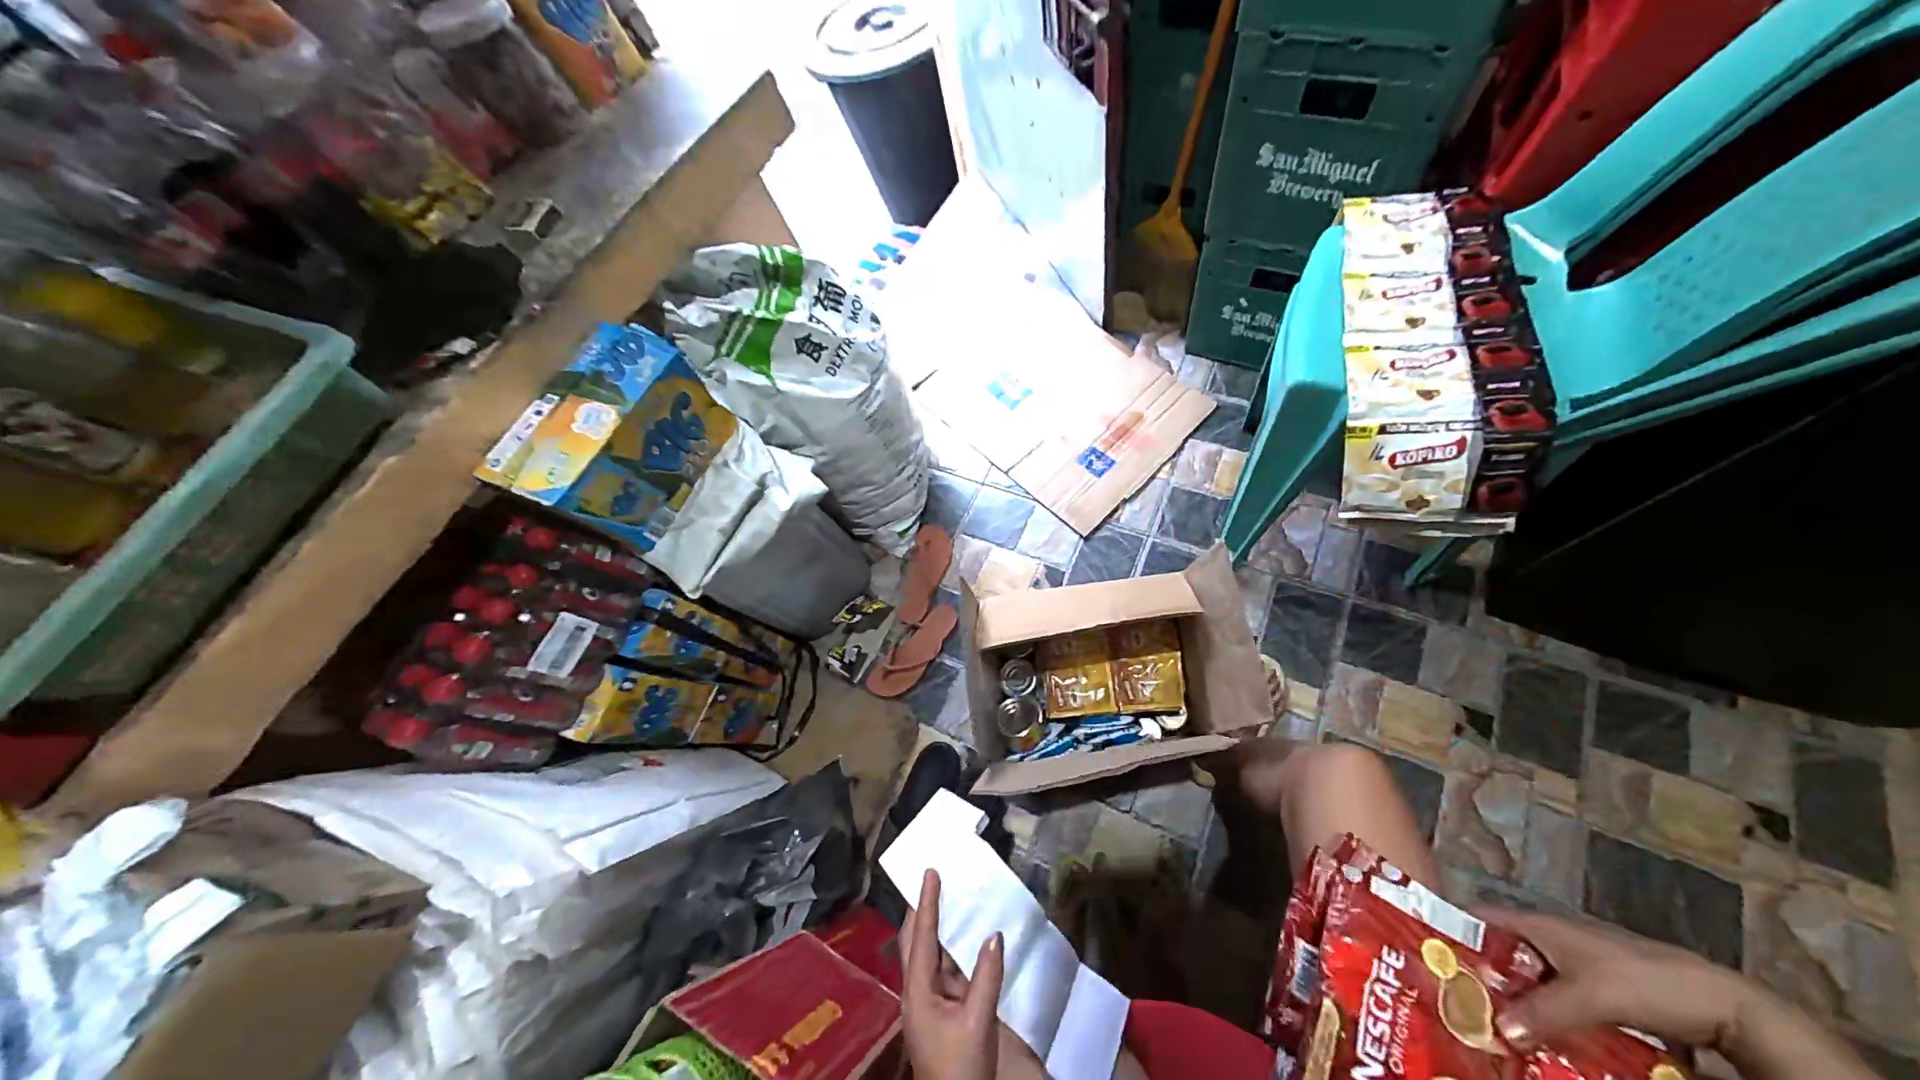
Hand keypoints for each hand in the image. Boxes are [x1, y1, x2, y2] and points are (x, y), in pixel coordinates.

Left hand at [900, 869, 1005, 1079]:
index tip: (929, 871)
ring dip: (935, 926)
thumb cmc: (960, 1066)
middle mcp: (916, 990)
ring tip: (946, 897)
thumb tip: (994, 934)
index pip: (922, 935)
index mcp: (918, 989)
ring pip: (928, 954)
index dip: (926, 902)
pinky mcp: (939, 1012)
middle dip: (921, 909)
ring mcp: (926, 1002)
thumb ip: (986, 977)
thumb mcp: (978, 1021)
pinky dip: (950, 949)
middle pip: (915, 940)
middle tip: (931, 878)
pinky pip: (942, 969)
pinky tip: (963, 939)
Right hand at [1476, 908, 1750, 1049]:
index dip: (1450, 930)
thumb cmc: (1642, 981)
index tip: (1429, 957)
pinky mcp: (1594, 989)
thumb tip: (1494, 1028)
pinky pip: (1552, 1000)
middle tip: (1453, 1002)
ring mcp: (1572, 964)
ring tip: (1490, 1025)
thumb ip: (1541, 1011)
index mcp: (1536, 924)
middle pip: (1498, 953)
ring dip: (1510, 1001)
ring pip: (1525, 980)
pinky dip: (1540, 1015)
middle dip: (1477, 975)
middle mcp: (1547, 938)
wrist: (1718, 1003)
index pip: (1476, 917)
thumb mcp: (1590, 997)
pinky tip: (1537, 1038)